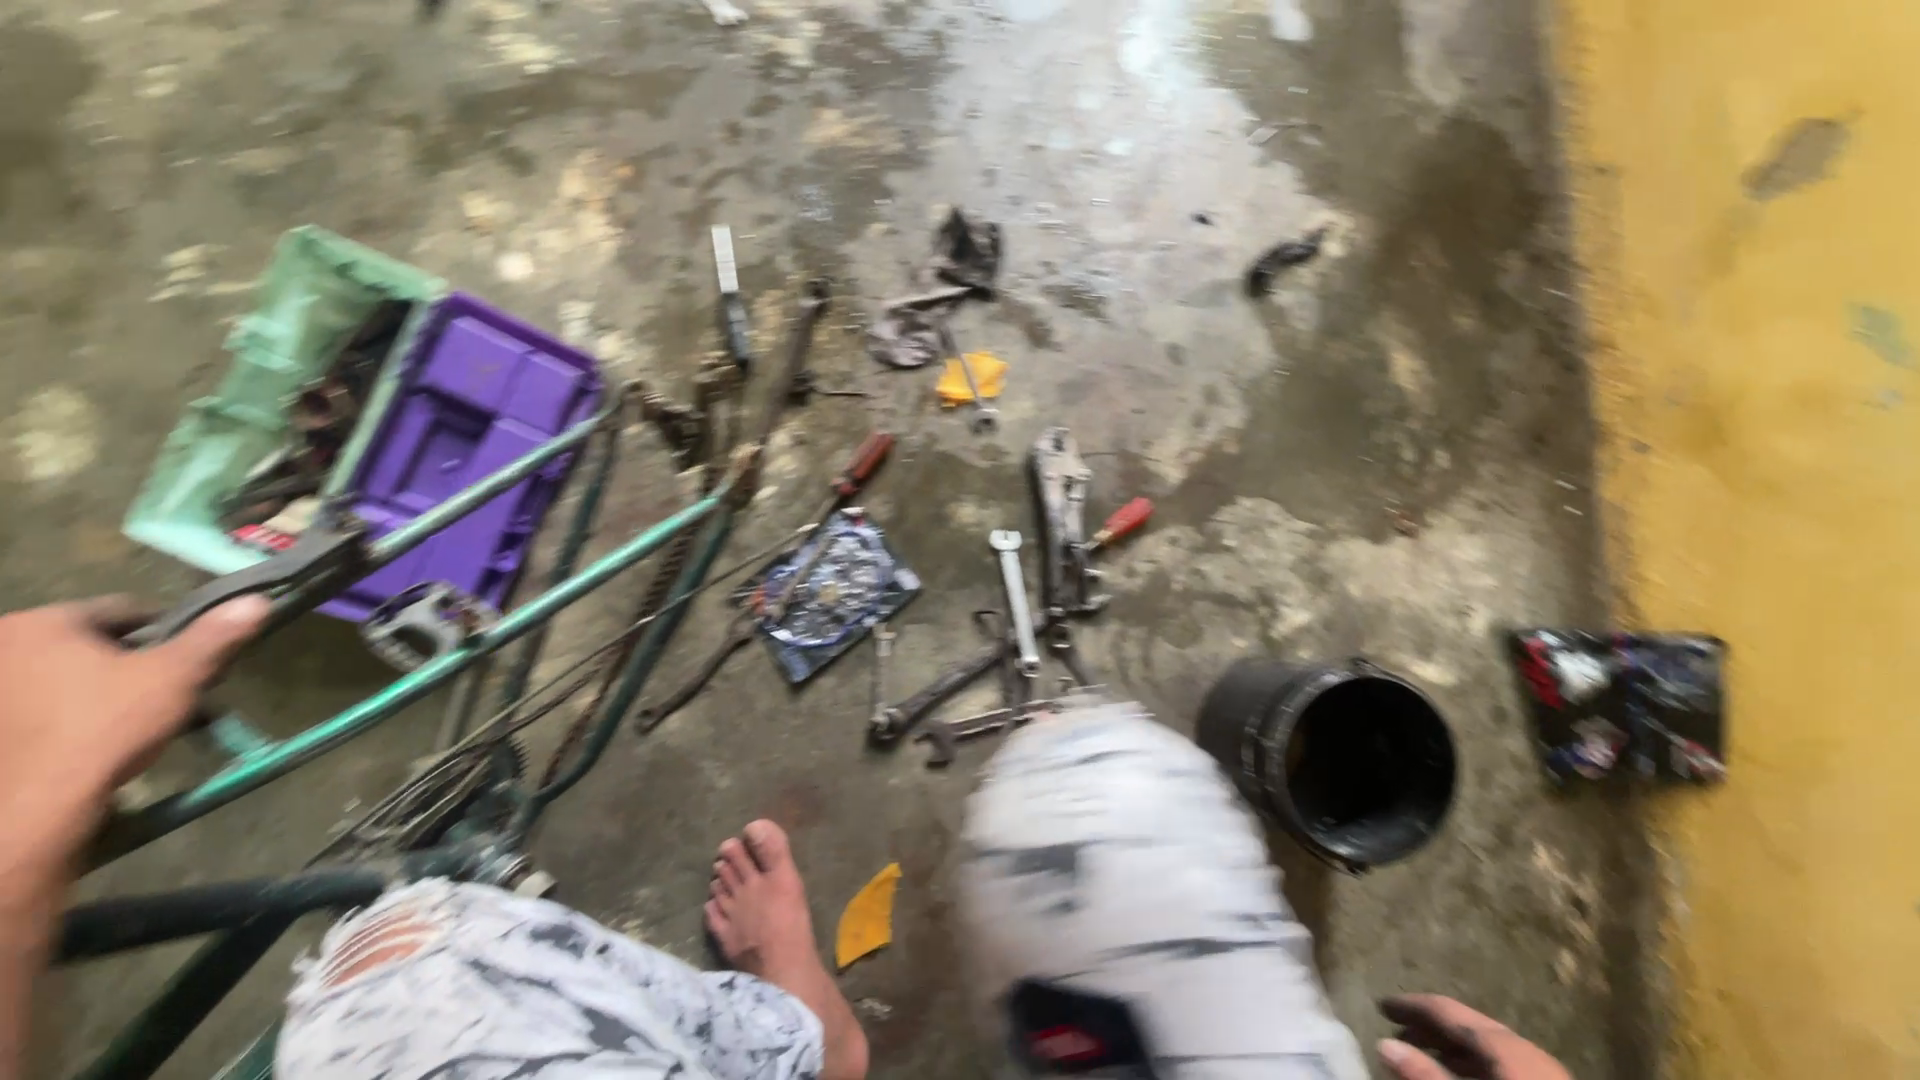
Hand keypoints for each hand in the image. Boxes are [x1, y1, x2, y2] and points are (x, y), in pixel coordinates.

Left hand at [0, 595, 268, 874]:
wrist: (40, 802)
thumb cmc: (107, 723)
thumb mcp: (176, 674)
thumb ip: (215, 636)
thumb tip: (257, 601)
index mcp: (39, 624)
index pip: (127, 610)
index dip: (174, 630)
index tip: (200, 656)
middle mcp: (4, 648)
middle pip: (101, 643)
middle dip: (148, 662)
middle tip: (184, 686)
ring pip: (80, 674)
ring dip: (123, 687)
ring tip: (161, 713)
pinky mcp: (3, 725)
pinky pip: (57, 703)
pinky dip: (91, 710)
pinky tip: (120, 733)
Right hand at [1377, 996, 1573, 1079]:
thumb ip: (1426, 1076)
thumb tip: (1384, 1044)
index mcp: (1504, 1046)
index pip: (1447, 1010)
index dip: (1411, 1006)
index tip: (1380, 1006)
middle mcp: (1524, 1050)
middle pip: (1467, 1026)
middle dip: (1429, 1028)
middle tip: (1395, 1033)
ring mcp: (1542, 1072)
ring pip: (1485, 1048)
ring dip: (1449, 1049)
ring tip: (1421, 1059)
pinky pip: (1501, 1067)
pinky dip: (1471, 1067)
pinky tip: (1458, 1079)